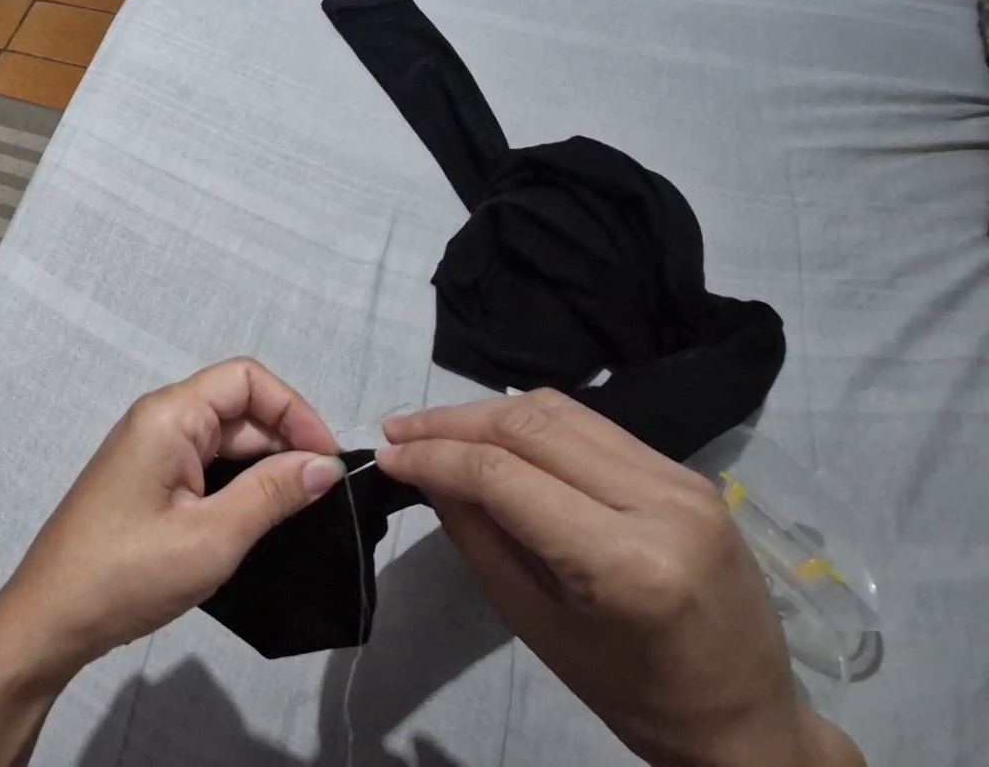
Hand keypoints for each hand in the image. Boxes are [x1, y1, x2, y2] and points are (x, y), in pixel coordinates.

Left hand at [0, 358, 346, 680]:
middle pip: (236, 407)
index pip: (246, 379)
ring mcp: (149, 451)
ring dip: (263, 466)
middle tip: (322, 497)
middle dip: (284, 440)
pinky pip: (203, 464)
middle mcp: (157, 421)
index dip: (294, 409)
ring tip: (299, 511)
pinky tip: (260, 516)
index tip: (327, 462)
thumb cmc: (130, 572)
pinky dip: (237, 482)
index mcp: (168, 415)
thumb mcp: (213, 536)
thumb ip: (272, 493)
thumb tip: (325, 464)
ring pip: (222, 439)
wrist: (52, 615)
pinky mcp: (146, 481)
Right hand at [377, 390, 863, 766]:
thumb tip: (422, 471)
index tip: (385, 456)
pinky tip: (490, 432)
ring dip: (482, 412)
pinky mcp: (685, 473)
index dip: (432, 457)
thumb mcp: (529, 618)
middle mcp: (660, 503)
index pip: (501, 474)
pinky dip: (526, 420)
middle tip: (397, 431)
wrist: (742, 716)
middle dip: (449, 422)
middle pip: (527, 427)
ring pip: (555, 411)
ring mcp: (682, 480)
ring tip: (433, 427)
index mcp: (623, 561)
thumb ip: (473, 533)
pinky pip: (587, 423)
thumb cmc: (625, 688)